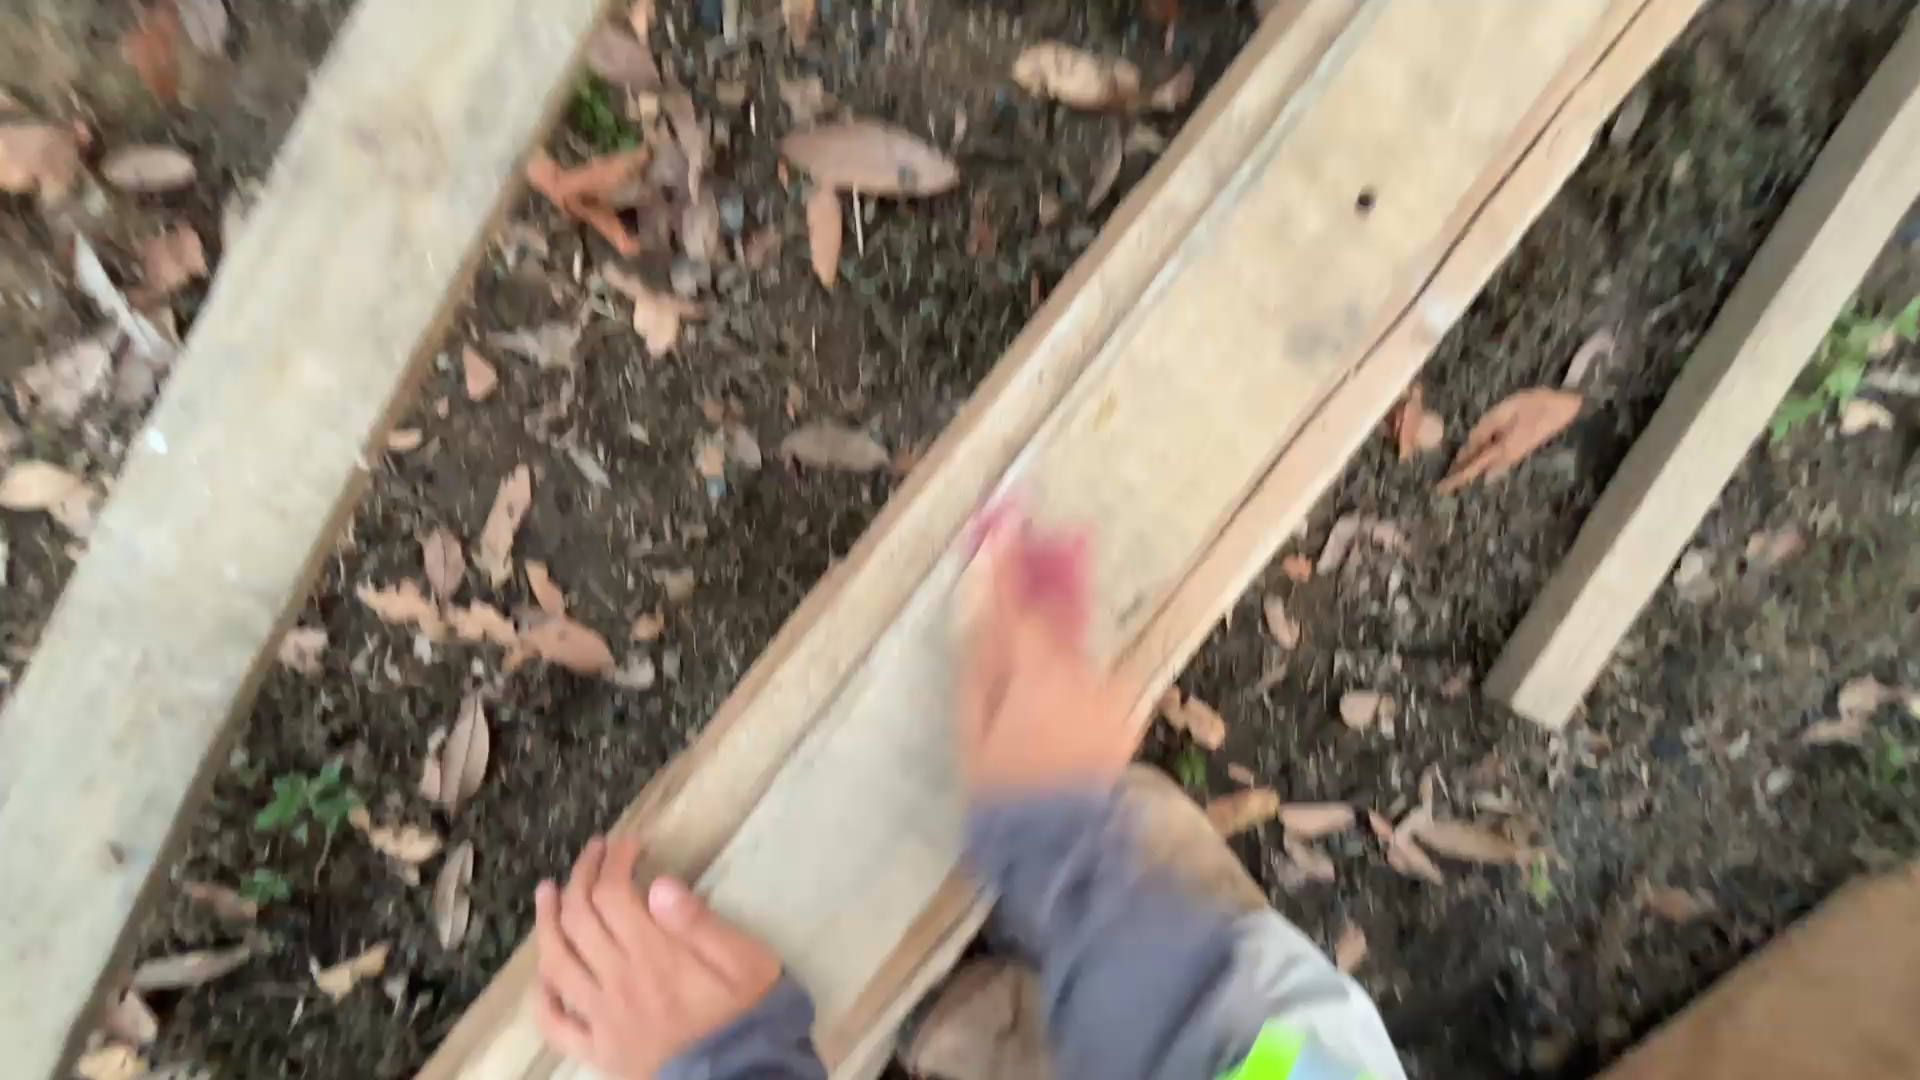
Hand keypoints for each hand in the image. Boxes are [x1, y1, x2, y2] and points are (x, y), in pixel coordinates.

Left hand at [532, 837, 781, 1077]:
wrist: (739, 1077)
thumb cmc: (746, 1009)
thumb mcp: (742, 957)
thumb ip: (698, 922)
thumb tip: (659, 884)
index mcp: (653, 954)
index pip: (614, 895)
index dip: (615, 861)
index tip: (628, 842)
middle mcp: (616, 982)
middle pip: (579, 919)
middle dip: (582, 876)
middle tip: (595, 851)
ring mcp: (600, 1019)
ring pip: (556, 963)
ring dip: (547, 921)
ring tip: (548, 891)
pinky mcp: (596, 1051)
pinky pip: (554, 1024)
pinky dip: (541, 994)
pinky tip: (543, 972)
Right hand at [954, 512, 1137, 795]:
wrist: (1065, 846)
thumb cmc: (1003, 792)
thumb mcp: (974, 731)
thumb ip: (980, 667)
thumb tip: (979, 615)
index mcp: (1036, 675)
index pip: (1016, 604)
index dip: (1006, 560)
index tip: (1003, 520)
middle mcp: (1080, 673)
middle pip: (1061, 606)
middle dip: (1053, 565)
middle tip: (1055, 526)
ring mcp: (1107, 690)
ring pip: (1079, 636)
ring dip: (1065, 605)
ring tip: (1063, 566)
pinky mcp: (1122, 707)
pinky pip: (1092, 666)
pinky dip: (1076, 650)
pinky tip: (1064, 645)